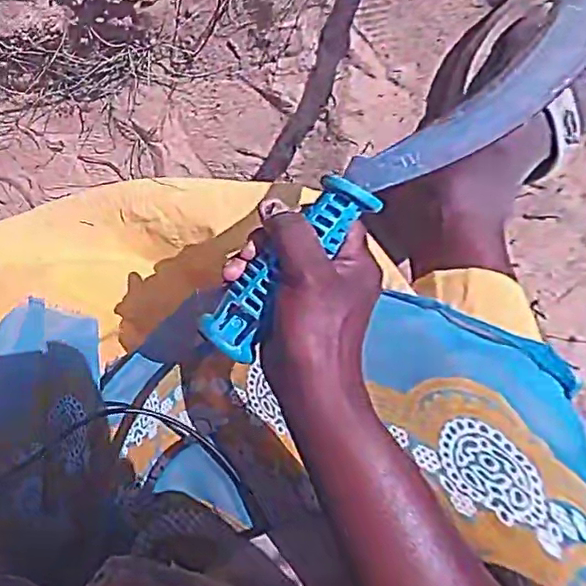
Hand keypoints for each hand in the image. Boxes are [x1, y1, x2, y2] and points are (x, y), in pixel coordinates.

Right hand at [222, 198, 381, 399]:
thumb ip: (292, 234)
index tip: (279, 220)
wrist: (304, 380)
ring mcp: (304, 288)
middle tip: (250, 253)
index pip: (335, 219)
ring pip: (271, 257)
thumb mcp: (307, 274)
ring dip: (248, 262)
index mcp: (351, 261)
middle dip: (265, 242)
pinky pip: (260, 279)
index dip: (308, 213)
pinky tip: (233, 287)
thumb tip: (274, 205)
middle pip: (294, 236)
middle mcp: (330, 271)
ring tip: (235, 275)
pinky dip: (244, 281)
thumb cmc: (315, 327)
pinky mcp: (281, 302)